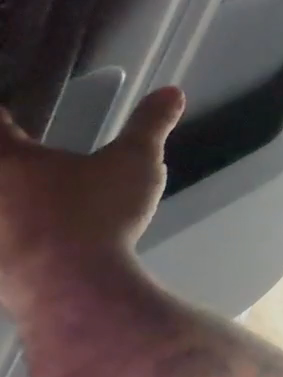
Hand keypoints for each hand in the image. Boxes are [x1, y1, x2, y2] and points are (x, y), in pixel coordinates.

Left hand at [0, 88, 183, 316]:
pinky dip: (12, 231)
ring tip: (30, 196)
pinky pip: (0, 239)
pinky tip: (29, 235)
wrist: (69, 284)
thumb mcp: (135, 161)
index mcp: (4, 160)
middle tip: (27, 155)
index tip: (16, 113)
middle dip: (10, 157)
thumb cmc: (97, 211)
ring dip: (12, 198)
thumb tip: (171, 92)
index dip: (8, 114)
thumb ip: (149, 125)